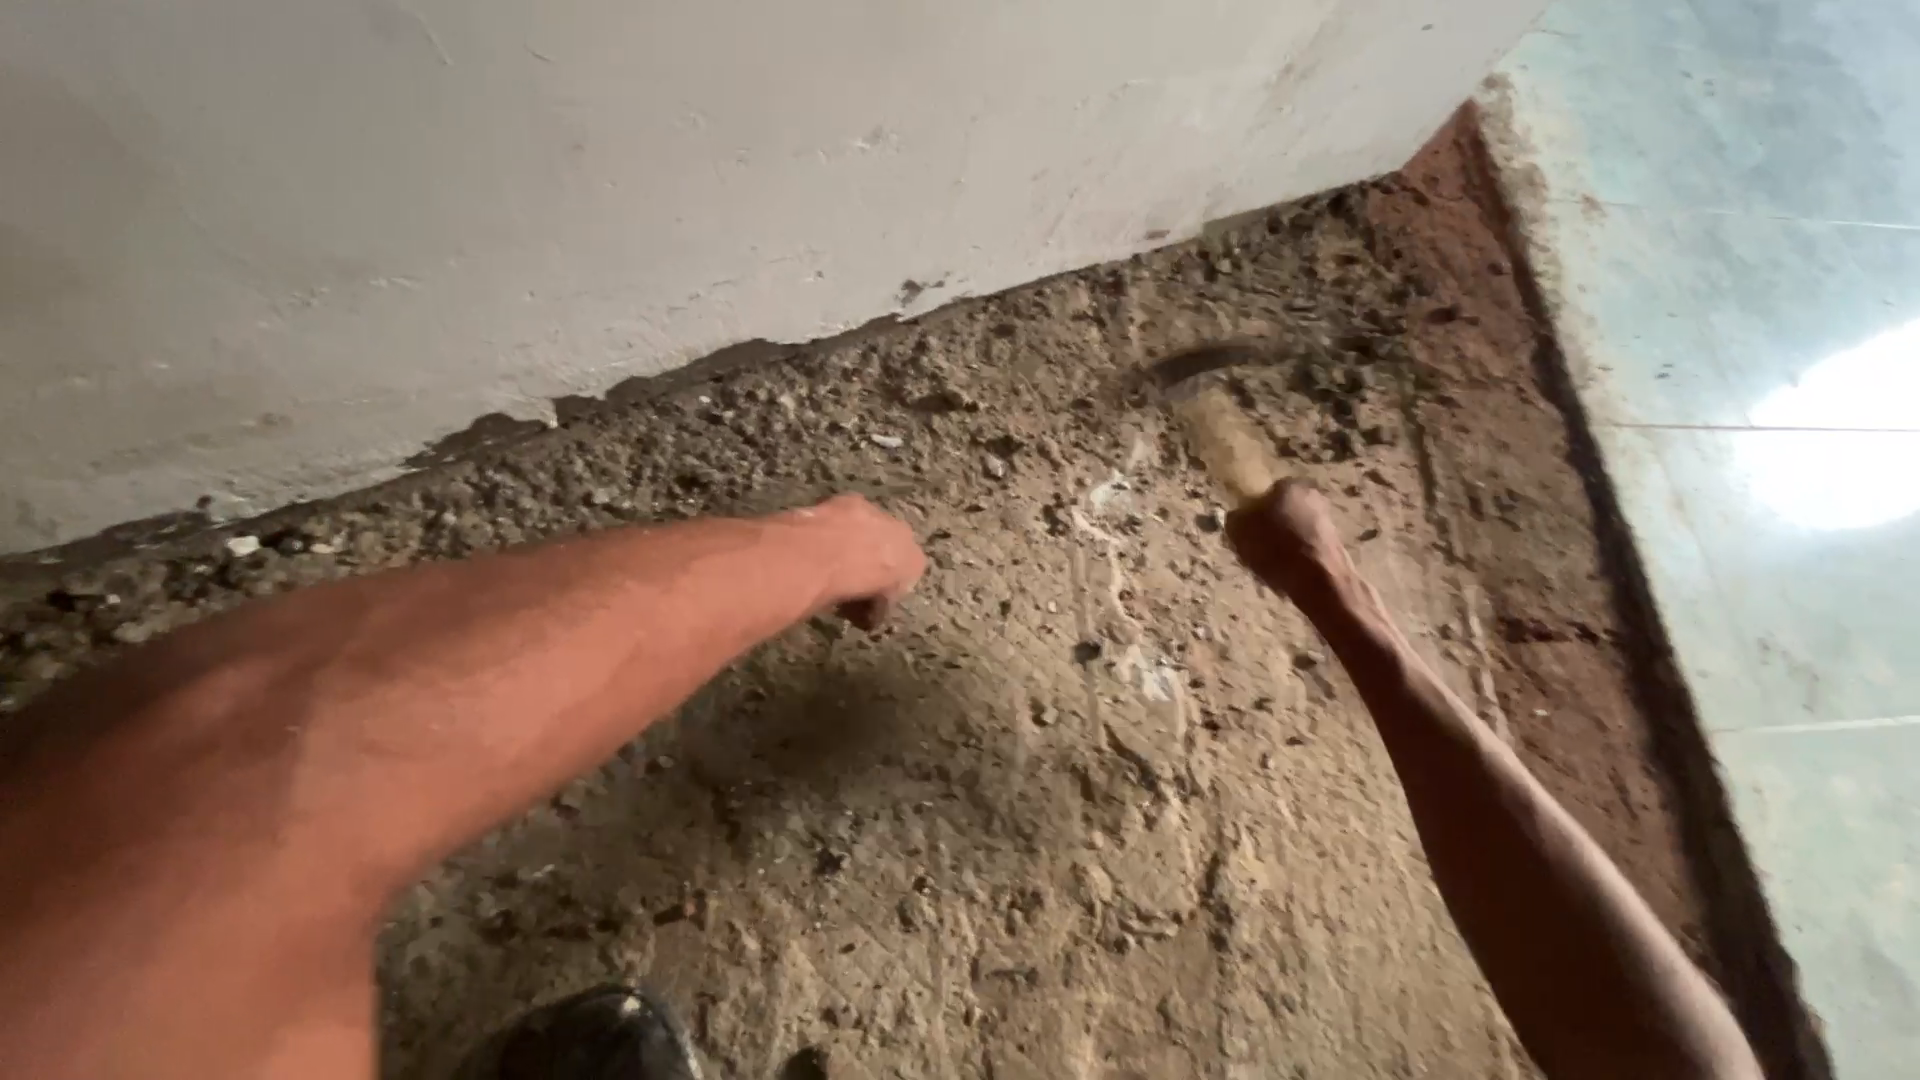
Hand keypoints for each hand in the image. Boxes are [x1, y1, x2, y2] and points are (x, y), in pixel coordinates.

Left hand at [783, 495, 926, 629]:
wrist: (836, 555)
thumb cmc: (861, 590)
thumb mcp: (872, 613)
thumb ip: (874, 609)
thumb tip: (864, 615)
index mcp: (916, 560)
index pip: (906, 574)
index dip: (887, 586)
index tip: (869, 597)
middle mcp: (904, 532)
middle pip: (889, 546)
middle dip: (873, 557)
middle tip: (850, 576)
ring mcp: (878, 513)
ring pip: (867, 528)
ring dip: (854, 539)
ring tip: (829, 558)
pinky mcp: (850, 499)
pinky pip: (844, 516)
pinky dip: (833, 526)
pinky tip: (816, 541)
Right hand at [1224, 478, 1352, 603]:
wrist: (1317, 580)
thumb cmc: (1275, 547)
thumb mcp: (1238, 529)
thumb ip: (1234, 517)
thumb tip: (1238, 516)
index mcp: (1289, 484)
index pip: (1264, 493)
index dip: (1251, 512)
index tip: (1243, 530)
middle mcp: (1312, 496)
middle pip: (1279, 511)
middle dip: (1267, 528)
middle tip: (1252, 548)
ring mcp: (1327, 520)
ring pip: (1291, 531)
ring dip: (1279, 545)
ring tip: (1267, 565)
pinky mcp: (1334, 544)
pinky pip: (1303, 548)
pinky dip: (1293, 558)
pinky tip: (1284, 572)